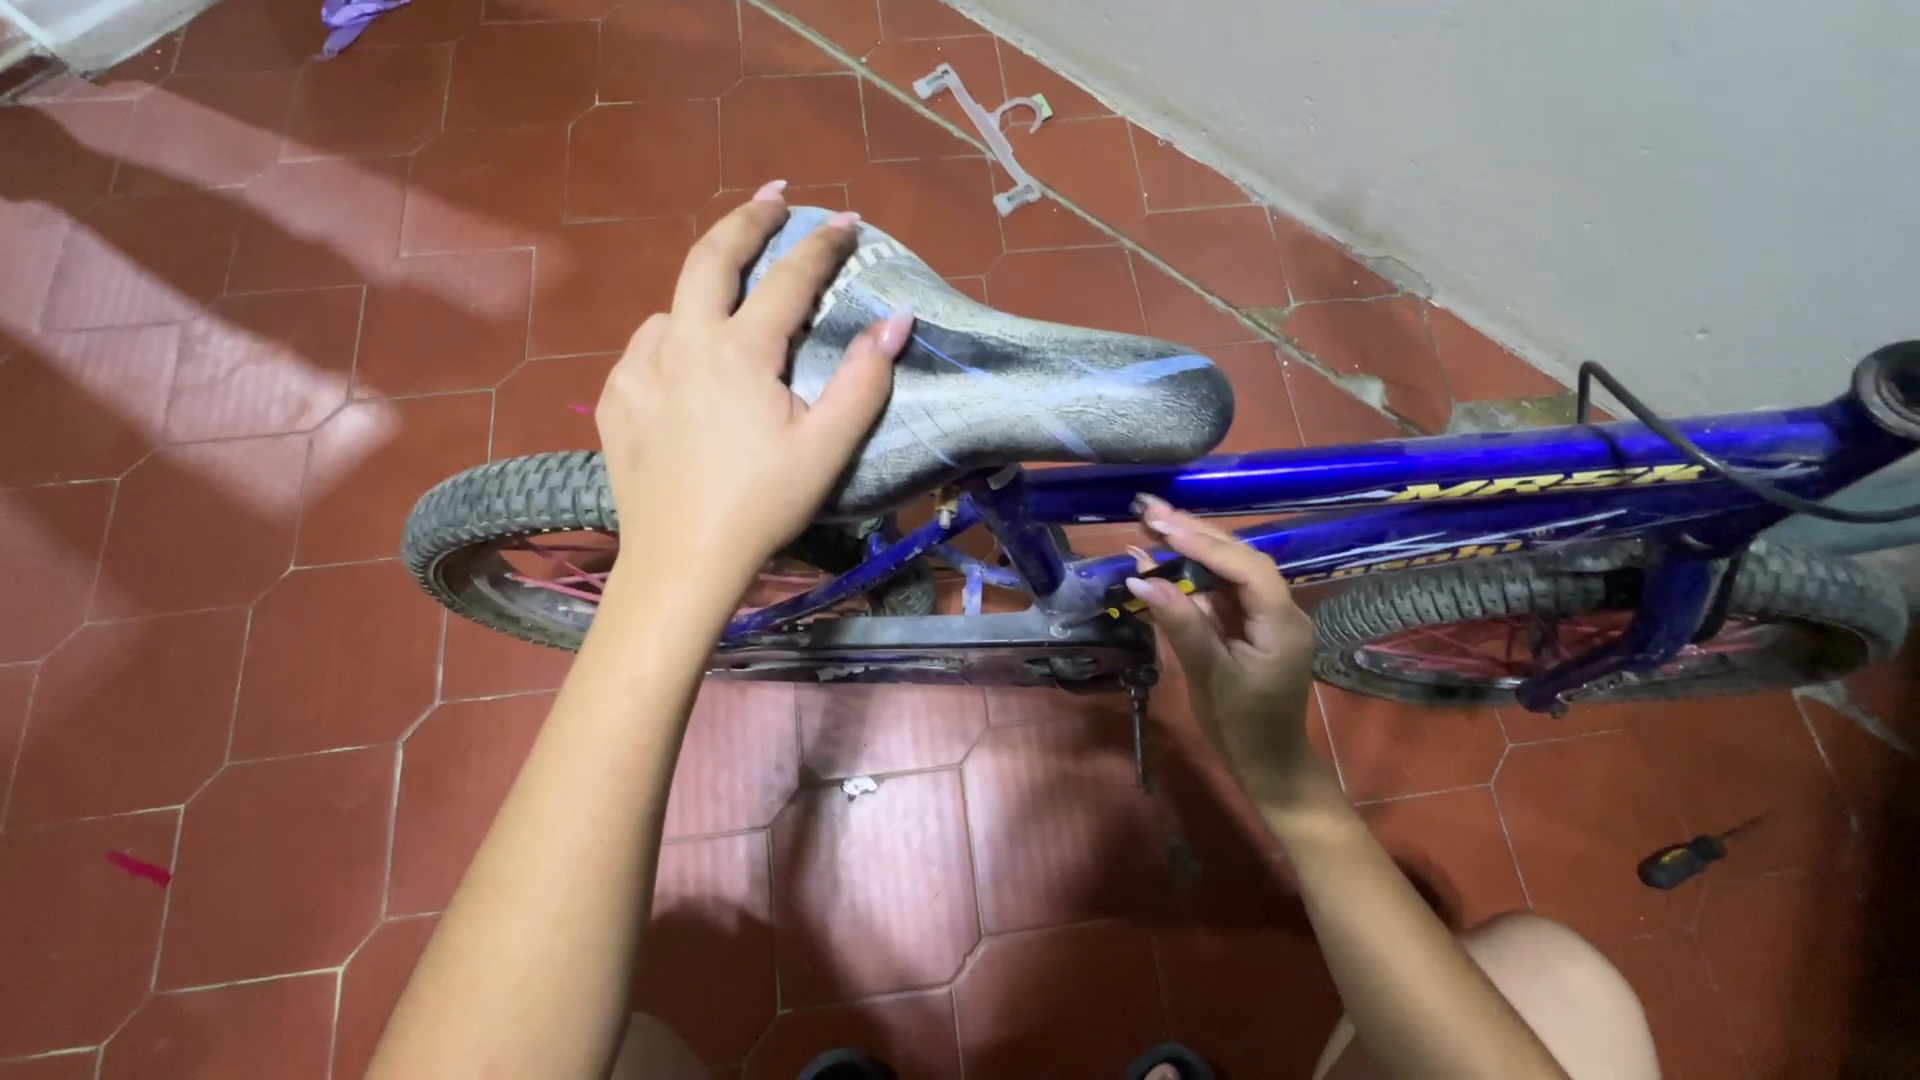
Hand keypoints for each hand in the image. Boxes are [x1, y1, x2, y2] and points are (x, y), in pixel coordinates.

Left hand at [595, 182, 912, 591]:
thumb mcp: (827, 448)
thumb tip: (896, 318)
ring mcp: (639, 369)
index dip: (821, 244)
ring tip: (733, 307)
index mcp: (739, 353)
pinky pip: (647, 347)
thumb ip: (864, 379)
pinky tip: (686, 363)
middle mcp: (682, 343)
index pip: (788, 279)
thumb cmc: (762, 506)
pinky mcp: (615, 398)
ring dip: (708, 291)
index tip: (846, 220)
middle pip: (711, 256)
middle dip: (747, 218)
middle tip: (775, 198)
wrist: (682, 561)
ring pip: (674, 306)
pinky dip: (673, 338)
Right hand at [1125, 496, 1324, 807]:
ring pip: (1228, 569)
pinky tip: (1163, 558)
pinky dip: (1190, 573)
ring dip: (1189, 546)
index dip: (1205, 544)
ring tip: (1149, 523)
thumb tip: (1142, 580)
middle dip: (1193, 533)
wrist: (1269, 765)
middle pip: (1238, 558)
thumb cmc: (1242, 728)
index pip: (1246, 568)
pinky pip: (1220, 590)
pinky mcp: (1249, 624)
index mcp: (1281, 623)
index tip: (1163, 527)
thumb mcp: (1209, 676)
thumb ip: (1180, 624)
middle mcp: (1280, 609)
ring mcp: (1265, 615)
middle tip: (1147, 509)